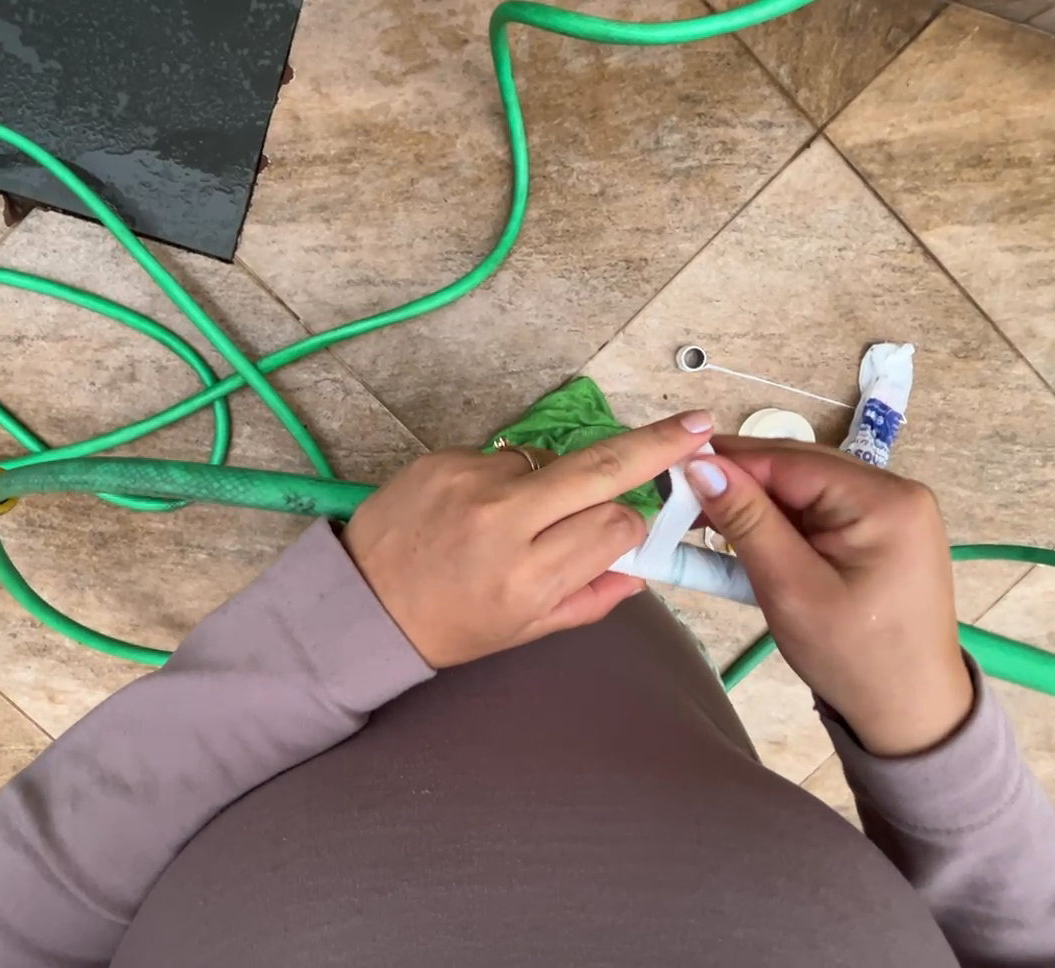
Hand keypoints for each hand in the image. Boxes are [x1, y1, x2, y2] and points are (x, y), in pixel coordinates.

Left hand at [343, 411, 715, 667]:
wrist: (360, 599)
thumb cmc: (449, 626)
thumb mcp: (524, 631)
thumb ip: (589, 598)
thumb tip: (640, 568)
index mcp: (529, 575)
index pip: (614, 525)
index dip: (627, 527)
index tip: (625, 528)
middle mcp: (505, 519)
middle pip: (599, 467)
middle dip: (655, 444)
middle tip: (694, 422)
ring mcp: (471, 480)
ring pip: (550, 462)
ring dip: (555, 481)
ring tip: (518, 517)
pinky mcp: (443, 457)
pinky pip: (503, 459)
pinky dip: (508, 479)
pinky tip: (481, 507)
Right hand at [685, 439, 971, 756]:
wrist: (912, 713)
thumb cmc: (851, 656)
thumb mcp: (789, 587)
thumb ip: (746, 520)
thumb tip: (700, 464)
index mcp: (884, 500)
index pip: (787, 460)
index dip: (727, 463)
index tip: (672, 474)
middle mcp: (894, 490)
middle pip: (796, 465)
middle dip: (738, 479)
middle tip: (680, 497)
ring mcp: (891, 508)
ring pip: (802, 484)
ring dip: (753, 498)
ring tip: (705, 517)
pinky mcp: (879, 528)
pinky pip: (816, 505)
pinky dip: (776, 515)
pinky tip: (745, 530)